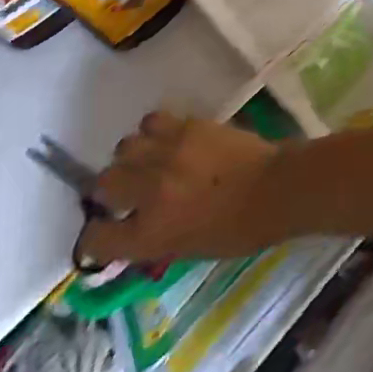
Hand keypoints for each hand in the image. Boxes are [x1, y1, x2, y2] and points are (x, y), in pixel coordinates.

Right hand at [77, 112, 281, 265]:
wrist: (276, 188)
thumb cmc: (240, 229)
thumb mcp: (187, 250)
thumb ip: (152, 239)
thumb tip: (131, 227)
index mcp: (149, 235)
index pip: (96, 238)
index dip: (98, 236)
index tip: (107, 229)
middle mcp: (150, 192)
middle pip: (104, 183)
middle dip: (112, 189)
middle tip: (131, 190)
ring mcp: (169, 155)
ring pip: (125, 147)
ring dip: (133, 156)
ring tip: (151, 160)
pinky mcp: (188, 127)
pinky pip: (153, 122)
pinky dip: (156, 131)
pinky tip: (170, 139)